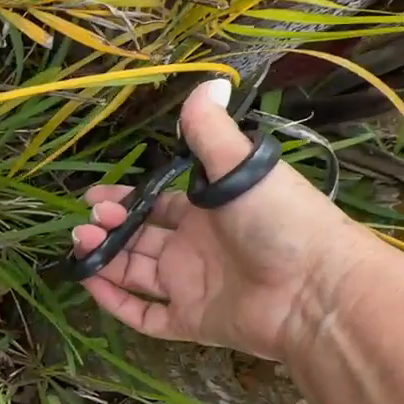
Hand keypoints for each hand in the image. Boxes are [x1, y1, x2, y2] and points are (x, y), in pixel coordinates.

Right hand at [73, 78, 382, 362]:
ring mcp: (191, 288)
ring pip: (131, 274)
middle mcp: (196, 251)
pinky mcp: (190, 322)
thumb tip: (208, 81)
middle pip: (137, 239)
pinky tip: (90, 281)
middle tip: (89, 220)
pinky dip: (113, 302)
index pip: (155, 208)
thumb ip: (212, 132)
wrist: (321, 292)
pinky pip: (143, 315)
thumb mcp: (241, 170)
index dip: (124, 202)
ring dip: (102, 257)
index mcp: (209, 217)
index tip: (94, 197)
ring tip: (82, 241)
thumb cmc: (283, 223)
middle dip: (106, 227)